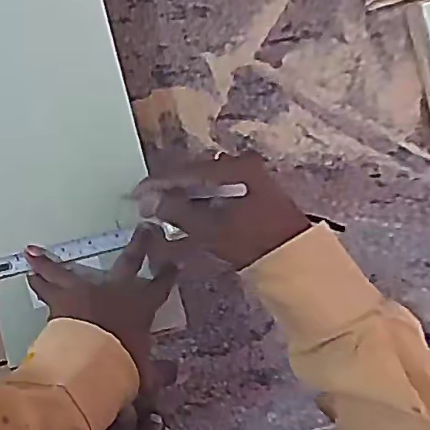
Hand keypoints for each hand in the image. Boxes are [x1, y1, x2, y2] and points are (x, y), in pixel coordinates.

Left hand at [26, 224, 178, 390]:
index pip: (160, 285)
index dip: (167, 275)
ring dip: (60, 258)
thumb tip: (173, 372)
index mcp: (142, 305)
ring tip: (48, 248)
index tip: (173, 263)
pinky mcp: (61, 294)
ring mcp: (87, 287)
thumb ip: (159, 372)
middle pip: (130, 260)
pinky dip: (38, 274)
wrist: (89, 356)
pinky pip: (46, 280)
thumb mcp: (145, 373)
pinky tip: (29, 264)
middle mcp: (116, 288)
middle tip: (145, 230)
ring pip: (75, 267)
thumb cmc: (121, 362)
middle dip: (140, 244)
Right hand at [133, 152, 310, 269]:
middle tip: (146, 204)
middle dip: (168, 190)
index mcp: (235, 167)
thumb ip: (175, 210)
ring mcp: (248, 183)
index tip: (135, 194)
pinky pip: (215, 197)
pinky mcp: (251, 198)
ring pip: (203, 187)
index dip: (157, 183)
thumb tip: (147, 200)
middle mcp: (242, 168)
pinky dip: (197, 207)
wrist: (295, 262)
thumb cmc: (253, 241)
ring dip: (181, 200)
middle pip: (194, 176)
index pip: (185, 171)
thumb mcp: (210, 227)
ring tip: (161, 213)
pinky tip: (183, 220)